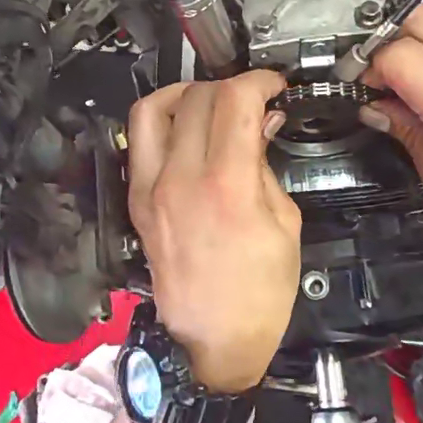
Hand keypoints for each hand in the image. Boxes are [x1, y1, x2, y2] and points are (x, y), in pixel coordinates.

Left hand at [127, 70, 300, 392]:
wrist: (213, 341)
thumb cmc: (260, 293)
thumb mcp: (285, 223)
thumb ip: (268, 166)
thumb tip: (262, 125)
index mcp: (228, 186)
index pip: (235, 100)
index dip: (260, 81)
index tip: (274, 86)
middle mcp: (181, 180)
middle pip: (197, 97)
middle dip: (232, 86)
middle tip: (254, 100)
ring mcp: (151, 190)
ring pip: (153, 108)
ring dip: (187, 93)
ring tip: (212, 101)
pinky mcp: (137, 202)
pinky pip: (138, 141)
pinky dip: (163, 121)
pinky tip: (187, 130)